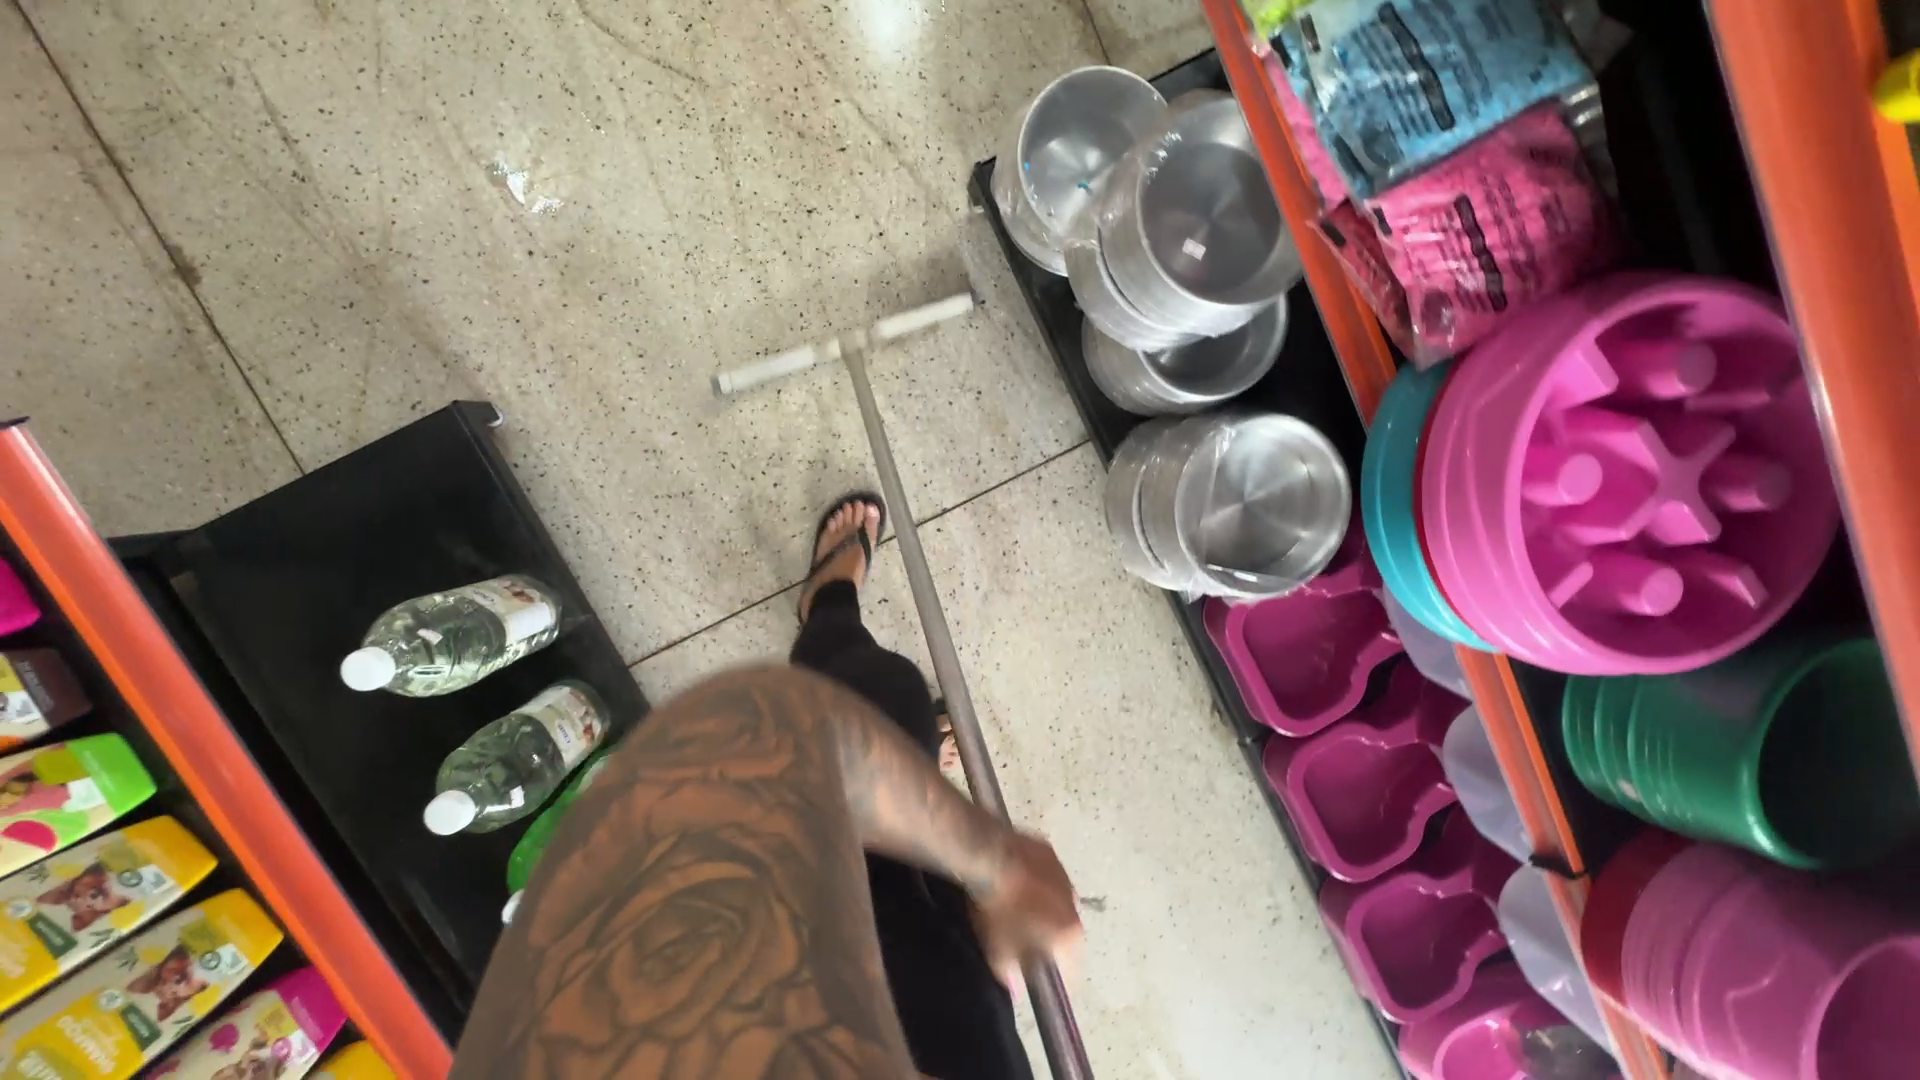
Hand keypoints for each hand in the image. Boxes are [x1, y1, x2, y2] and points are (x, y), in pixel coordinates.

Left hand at [971, 831, 1082, 989]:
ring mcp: (1065, 876)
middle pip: (1067, 933)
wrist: (989, 858)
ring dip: (1046, 908)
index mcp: (1070, 935)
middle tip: (1025, 939)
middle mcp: (1076, 907)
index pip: (1072, 970)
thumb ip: (1012, 975)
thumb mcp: (998, 952)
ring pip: (1059, 902)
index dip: (1055, 978)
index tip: (1040, 978)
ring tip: (1018, 906)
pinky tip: (1016, 880)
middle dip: (1050, 939)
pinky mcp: (1051, 853)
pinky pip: (1048, 876)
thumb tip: (1018, 989)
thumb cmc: (998, 910)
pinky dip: (1037, 882)